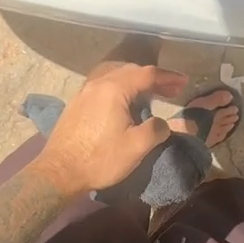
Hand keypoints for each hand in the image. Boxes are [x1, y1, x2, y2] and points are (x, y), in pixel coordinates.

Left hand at [28, 61, 184, 196]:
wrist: (59, 172)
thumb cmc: (99, 159)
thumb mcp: (136, 147)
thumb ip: (156, 129)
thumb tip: (161, 123)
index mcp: (114, 89)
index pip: (147, 74)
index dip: (168, 77)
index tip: (184, 82)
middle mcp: (98, 82)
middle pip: (131, 70)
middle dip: (153, 77)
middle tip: (171, 90)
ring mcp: (85, 90)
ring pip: (115, 73)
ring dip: (135, 79)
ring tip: (149, 92)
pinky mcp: (78, 101)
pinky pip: (103, 81)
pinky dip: (120, 84)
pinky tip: (124, 98)